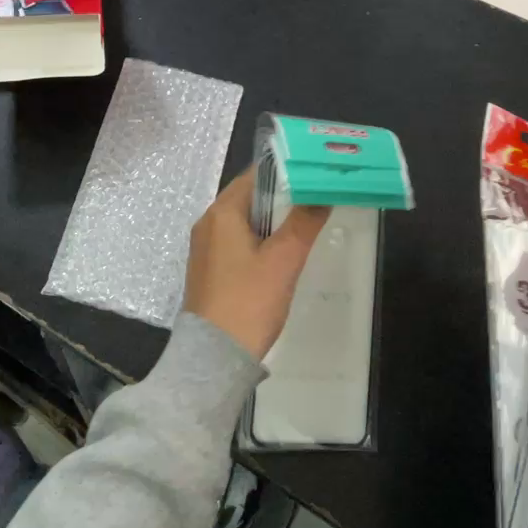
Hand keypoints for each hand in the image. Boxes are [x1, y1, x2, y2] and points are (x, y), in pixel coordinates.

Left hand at [182, 168, 329, 359]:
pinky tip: (280, 254)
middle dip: (281, 196)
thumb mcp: (283, 260)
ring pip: (243, 221)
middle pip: (249, 197)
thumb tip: (322, 191)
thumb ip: (304, 222)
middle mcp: (208, 223)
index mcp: (221, 212)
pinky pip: (236, 242)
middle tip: (316, 197)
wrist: (214, 357)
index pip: (254, 175)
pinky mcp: (209, 270)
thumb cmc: (248, 301)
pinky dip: (259, 240)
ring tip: (305, 222)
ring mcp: (205, 248)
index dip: (284, 171)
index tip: (313, 172)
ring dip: (272, 220)